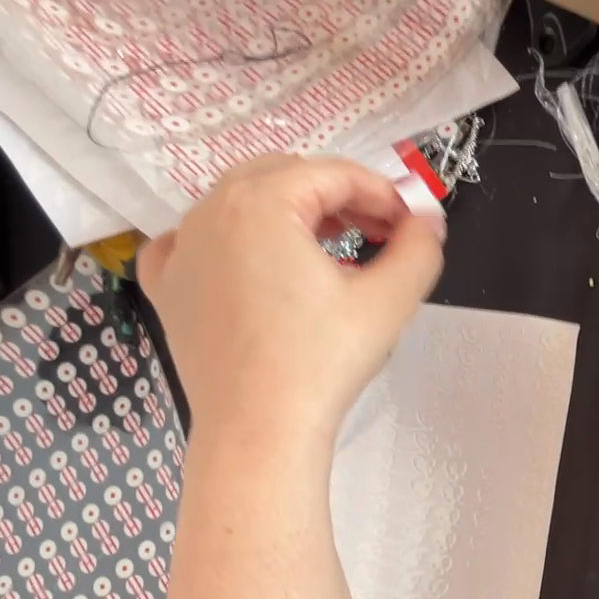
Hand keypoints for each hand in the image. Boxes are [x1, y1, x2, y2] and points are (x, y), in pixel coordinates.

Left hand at [137, 155, 445, 452]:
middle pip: (285, 176)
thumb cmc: (323, 361)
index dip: (383, 191)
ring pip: (243, 204)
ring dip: (295, 215)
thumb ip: (419, 250)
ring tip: (337, 252)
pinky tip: (261, 264)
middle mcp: (210, 211)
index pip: (332, 173)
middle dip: (339, 196)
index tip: (413, 223)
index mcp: (261, 204)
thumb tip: (429, 222)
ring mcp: (181, 247)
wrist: (261, 426)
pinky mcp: (169, 285)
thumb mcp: (389, 302)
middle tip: (382, 233)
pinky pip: (198, 240)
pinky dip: (237, 241)